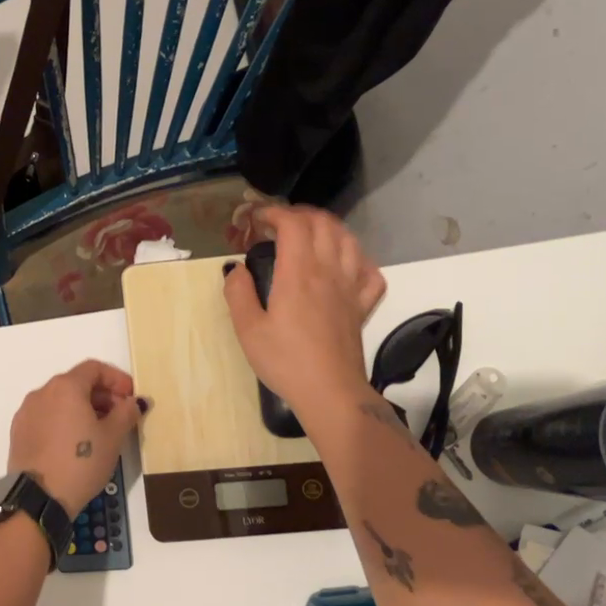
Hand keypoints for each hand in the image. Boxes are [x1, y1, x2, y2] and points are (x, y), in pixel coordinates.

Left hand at [7, 360, 145, 515]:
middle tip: (120, 415)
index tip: (131, 397)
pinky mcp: (18, 432)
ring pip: (59, 400)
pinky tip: (75, 441)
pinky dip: (63, 420)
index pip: (94, 368)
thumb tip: (135, 402)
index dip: (117, 379)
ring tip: (100, 430)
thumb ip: (127, 412)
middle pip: (76, 383)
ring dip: (82, 408)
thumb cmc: (82, 462)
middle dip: (101, 394)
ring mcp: (26, 412)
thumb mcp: (113, 437)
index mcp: (64, 387)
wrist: (40, 498)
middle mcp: (41, 393)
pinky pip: (46, 417)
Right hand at [223, 204, 386, 413]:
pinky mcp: (363, 305)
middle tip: (278, 225)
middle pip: (323, 224)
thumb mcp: (248, 329)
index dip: (273, 214)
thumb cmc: (284, 361)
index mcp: (299, 274)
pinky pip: (369, 271)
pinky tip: (342, 266)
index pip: (293, 224)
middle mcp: (329, 272)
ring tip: (308, 236)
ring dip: (327, 229)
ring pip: (348, 240)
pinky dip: (356, 259)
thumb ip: (238, 293)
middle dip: (299, 215)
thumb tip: (235, 269)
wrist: (330, 391)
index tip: (255, 220)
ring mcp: (351, 287)